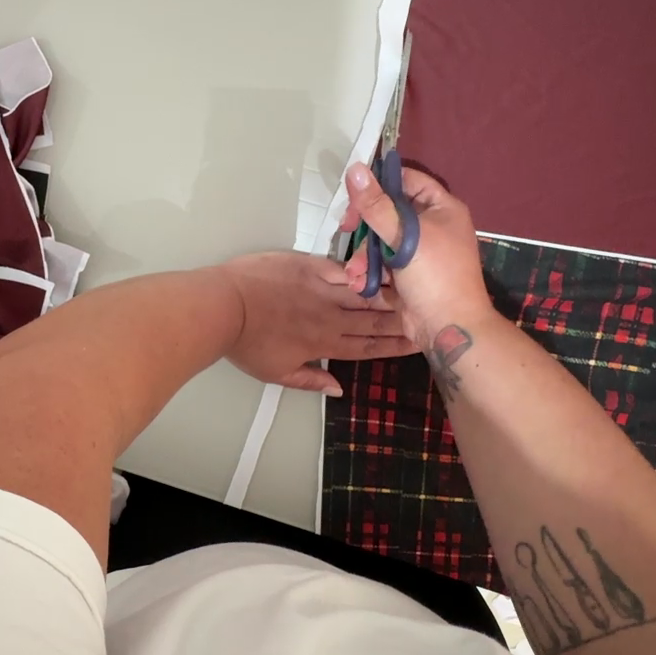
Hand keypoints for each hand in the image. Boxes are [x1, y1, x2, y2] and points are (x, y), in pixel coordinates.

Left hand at [210, 252, 418, 395]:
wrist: (225, 306)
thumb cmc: (246, 343)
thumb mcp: (275, 372)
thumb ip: (310, 380)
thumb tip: (338, 388)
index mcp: (324, 345)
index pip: (367, 347)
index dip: (394, 346)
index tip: (418, 342)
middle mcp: (330, 318)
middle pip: (373, 320)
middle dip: (402, 320)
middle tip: (430, 315)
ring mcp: (322, 289)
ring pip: (365, 293)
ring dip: (391, 294)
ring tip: (417, 292)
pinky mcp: (310, 266)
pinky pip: (345, 270)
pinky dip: (364, 271)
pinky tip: (385, 267)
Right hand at [339, 162, 495, 346]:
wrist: (449, 327)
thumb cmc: (434, 274)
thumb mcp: (404, 235)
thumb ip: (376, 204)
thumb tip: (354, 169)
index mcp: (441, 209)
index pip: (407, 181)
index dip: (380, 184)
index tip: (354, 195)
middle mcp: (431, 226)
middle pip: (388, 211)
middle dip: (365, 226)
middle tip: (346, 230)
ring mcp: (418, 251)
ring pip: (381, 239)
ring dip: (363, 254)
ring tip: (354, 271)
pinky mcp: (407, 273)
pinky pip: (381, 262)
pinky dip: (369, 270)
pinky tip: (359, 282)